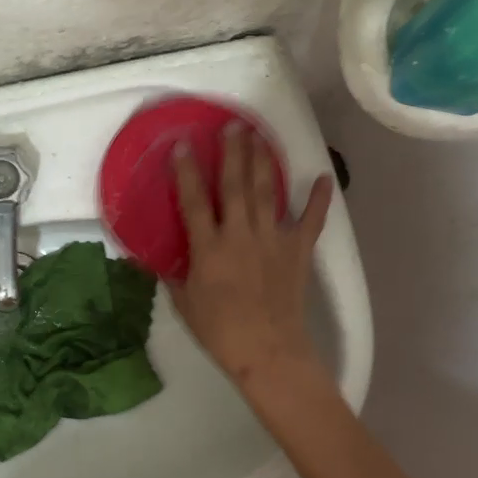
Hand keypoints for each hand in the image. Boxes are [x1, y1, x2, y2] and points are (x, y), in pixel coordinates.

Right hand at [170, 124, 332, 381]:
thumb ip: (172, 274)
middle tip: (232, 126)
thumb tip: (155, 257)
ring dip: (262, 162)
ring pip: (265, 192)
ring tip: (258, 136)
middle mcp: (240, 235)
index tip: (183, 146)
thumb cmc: (219, 330)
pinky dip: (318, 199)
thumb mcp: (183, 303)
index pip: (194, 202)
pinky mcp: (298, 251)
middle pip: (235, 186)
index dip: (186, 172)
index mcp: (209, 248)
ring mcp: (273, 240)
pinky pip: (311, 221)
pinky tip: (322, 177)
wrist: (268, 352)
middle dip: (232, 153)